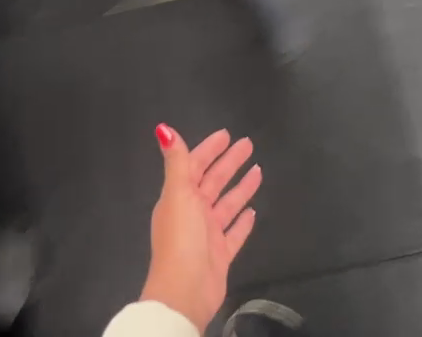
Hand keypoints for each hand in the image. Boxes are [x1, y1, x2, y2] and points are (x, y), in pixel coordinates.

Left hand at [140, 124, 261, 330]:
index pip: (195, 165)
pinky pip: (234, 234)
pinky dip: (243, 223)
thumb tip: (162, 128)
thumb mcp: (177, 194)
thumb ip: (175, 161)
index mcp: (180, 196)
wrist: (184, 292)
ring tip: (258, 171)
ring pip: (227, 205)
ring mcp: (207, 234)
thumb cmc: (180, 238)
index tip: (226, 134)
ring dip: (241, 188)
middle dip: (230, 162)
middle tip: (248, 144)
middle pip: (214, 181)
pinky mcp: (220, 255)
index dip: (209, 149)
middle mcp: (192, 212)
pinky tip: (254, 212)